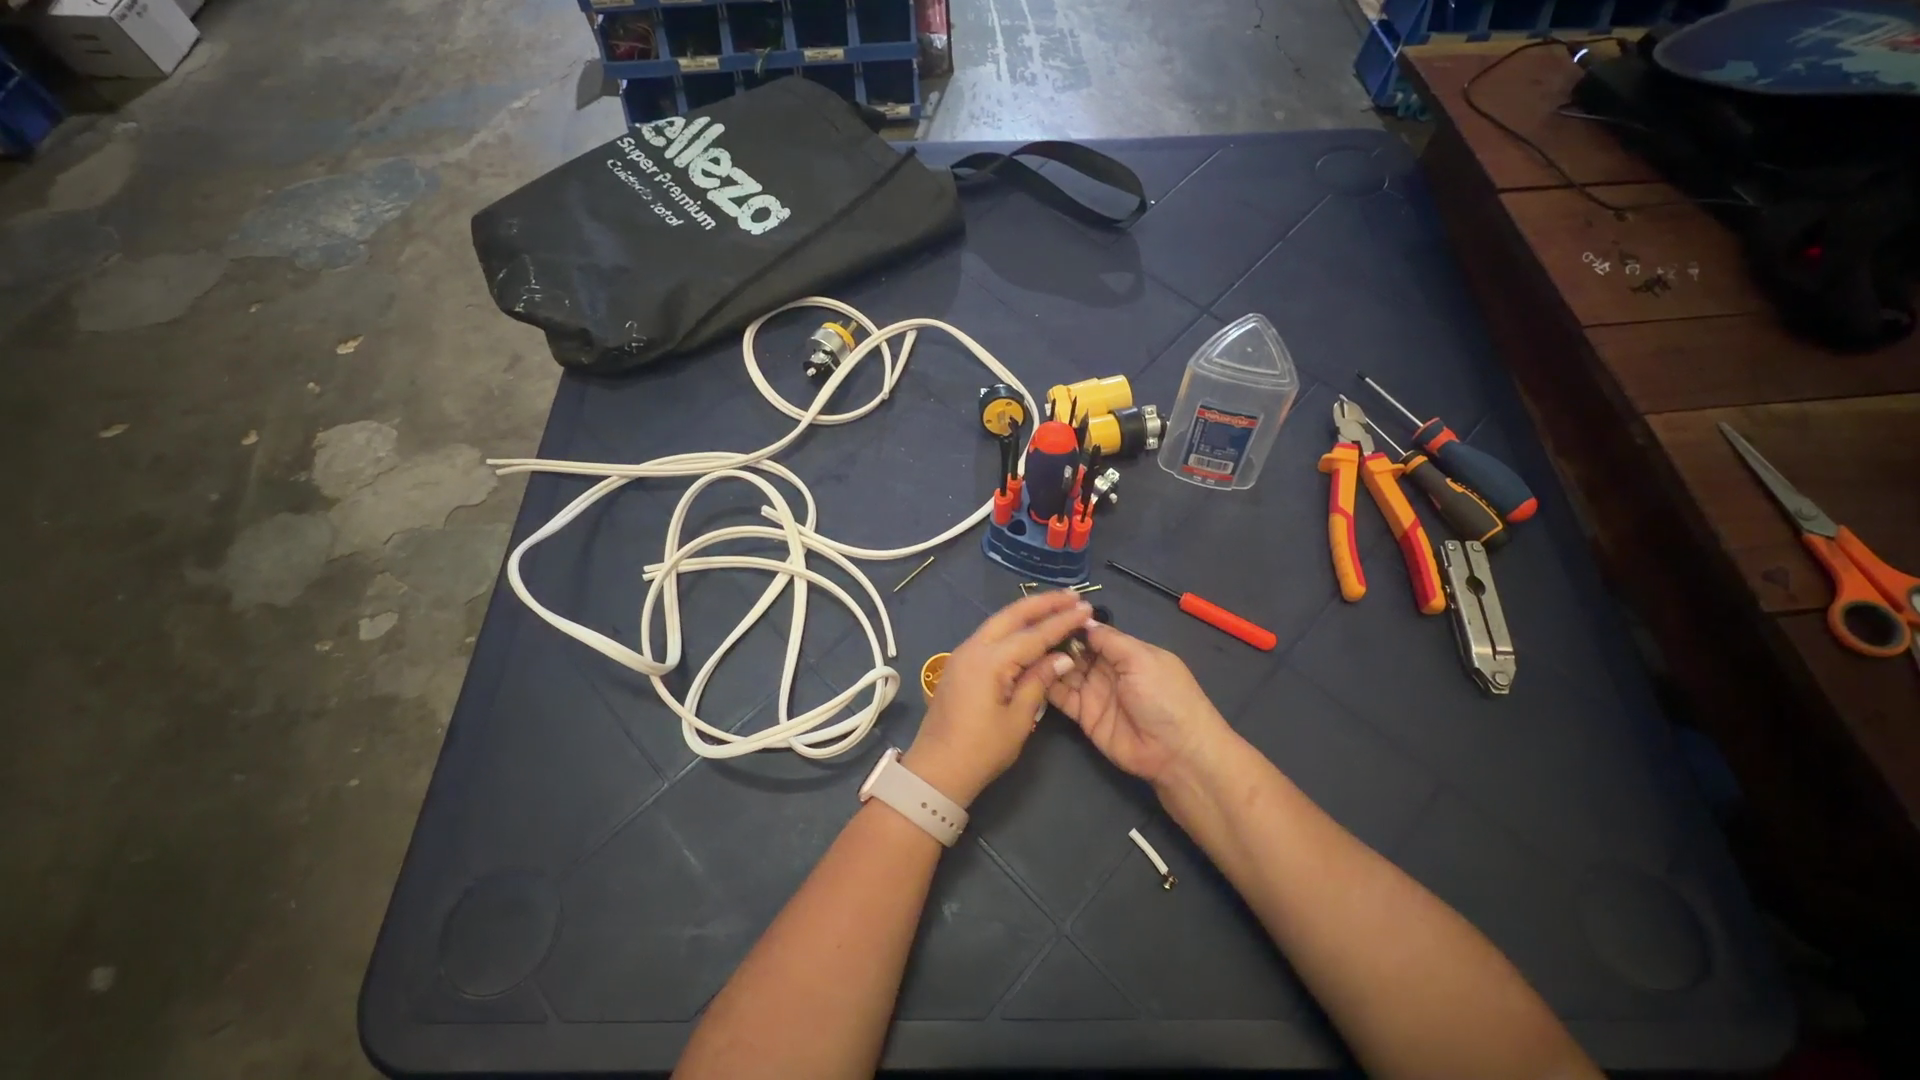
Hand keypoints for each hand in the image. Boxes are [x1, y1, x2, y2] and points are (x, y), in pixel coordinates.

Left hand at [903, 590, 1091, 806]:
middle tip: (1072, 596)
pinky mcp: (959, 665)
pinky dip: (1013, 627)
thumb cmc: (981, 750)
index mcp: (989, 661)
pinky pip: (990, 636)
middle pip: (1012, 615)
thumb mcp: (1019, 719)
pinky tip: (1029, 629)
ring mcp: (962, 655)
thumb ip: (1039, 681)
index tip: (1086, 609)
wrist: (936, 771)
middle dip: (1043, 603)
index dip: (1062, 621)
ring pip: (998, 622)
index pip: (1033, 634)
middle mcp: (973, 648)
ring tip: (1056, 606)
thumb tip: (1062, 656)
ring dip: (1027, 613)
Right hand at [1046, 622, 1232, 786]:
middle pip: (1076, 650)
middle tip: (1028, 631)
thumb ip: (1111, 640)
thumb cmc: (1166, 697)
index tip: (1047, 613)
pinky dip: (1046, 684)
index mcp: (1127, 652)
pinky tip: (1030, 672)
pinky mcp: (1084, 715)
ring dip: (1048, 660)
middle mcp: (1108, 669)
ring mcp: (1095, 692)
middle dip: (1056, 640)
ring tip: (1023, 649)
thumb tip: (1084, 620)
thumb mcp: (1142, 660)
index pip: (1094, 632)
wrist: (1175, 752)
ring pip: (1065, 670)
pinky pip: (1061, 696)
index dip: (1073, 624)